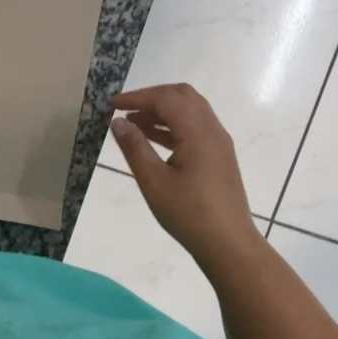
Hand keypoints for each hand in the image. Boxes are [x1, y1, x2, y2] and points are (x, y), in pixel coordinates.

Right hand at [108, 84, 261, 267]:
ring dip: (162, 111)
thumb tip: (118, 122)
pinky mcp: (218, 156)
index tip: (111, 105)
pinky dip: (172, 125)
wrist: (227, 242)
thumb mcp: (153, 181)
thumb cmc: (188, 213)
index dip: (137, 97)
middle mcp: (212, 130)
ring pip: (190, 111)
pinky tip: (152, 139)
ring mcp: (218, 143)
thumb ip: (134, 147)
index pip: (166, 99)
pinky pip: (194, 127)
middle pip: (182, 96)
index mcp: (198, 132)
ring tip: (132, 124)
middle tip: (124, 109)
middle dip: (151, 98)